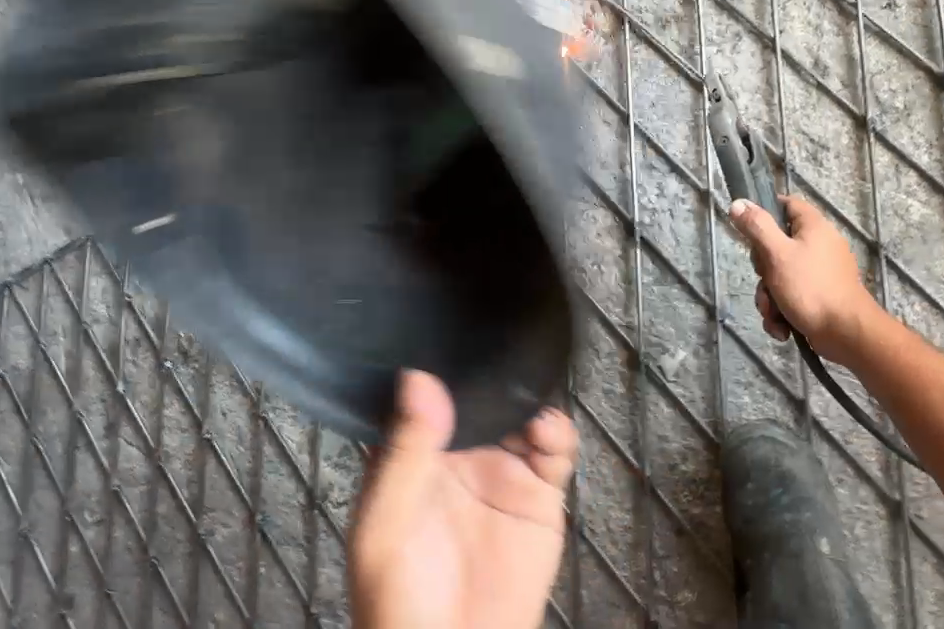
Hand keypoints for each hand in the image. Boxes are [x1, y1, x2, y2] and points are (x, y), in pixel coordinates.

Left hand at [349, 371, 577, 628]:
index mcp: (412, 459)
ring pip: (520, 414)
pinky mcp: (539, 493)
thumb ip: (404, 454)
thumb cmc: (401, 605)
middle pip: (480, 398)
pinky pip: (555, 450)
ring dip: (528, 397)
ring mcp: (501, 472)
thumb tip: (418, 380)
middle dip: (493, 375)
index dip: (437, 369)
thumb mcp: (386, 527)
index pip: (424, 399)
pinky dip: (557, 430)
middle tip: (502, 357)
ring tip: (527, 399)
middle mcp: (459, 456)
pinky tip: (547, 429)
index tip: (450, 340)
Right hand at [729, 195, 881, 367]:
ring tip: (773, 314)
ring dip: (770, 297)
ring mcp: (820, 272)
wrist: (847, 334)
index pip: (786, 204)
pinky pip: (792, 295)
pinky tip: (782, 328)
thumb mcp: (778, 254)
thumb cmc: (811, 288)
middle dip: (763, 271)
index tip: (749, 231)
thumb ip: (757, 227)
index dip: (765, 213)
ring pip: (781, 275)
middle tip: (765, 279)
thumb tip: (737, 203)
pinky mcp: (820, 296)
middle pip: (777, 245)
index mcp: (813, 226)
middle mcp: (819, 245)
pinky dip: (783, 312)